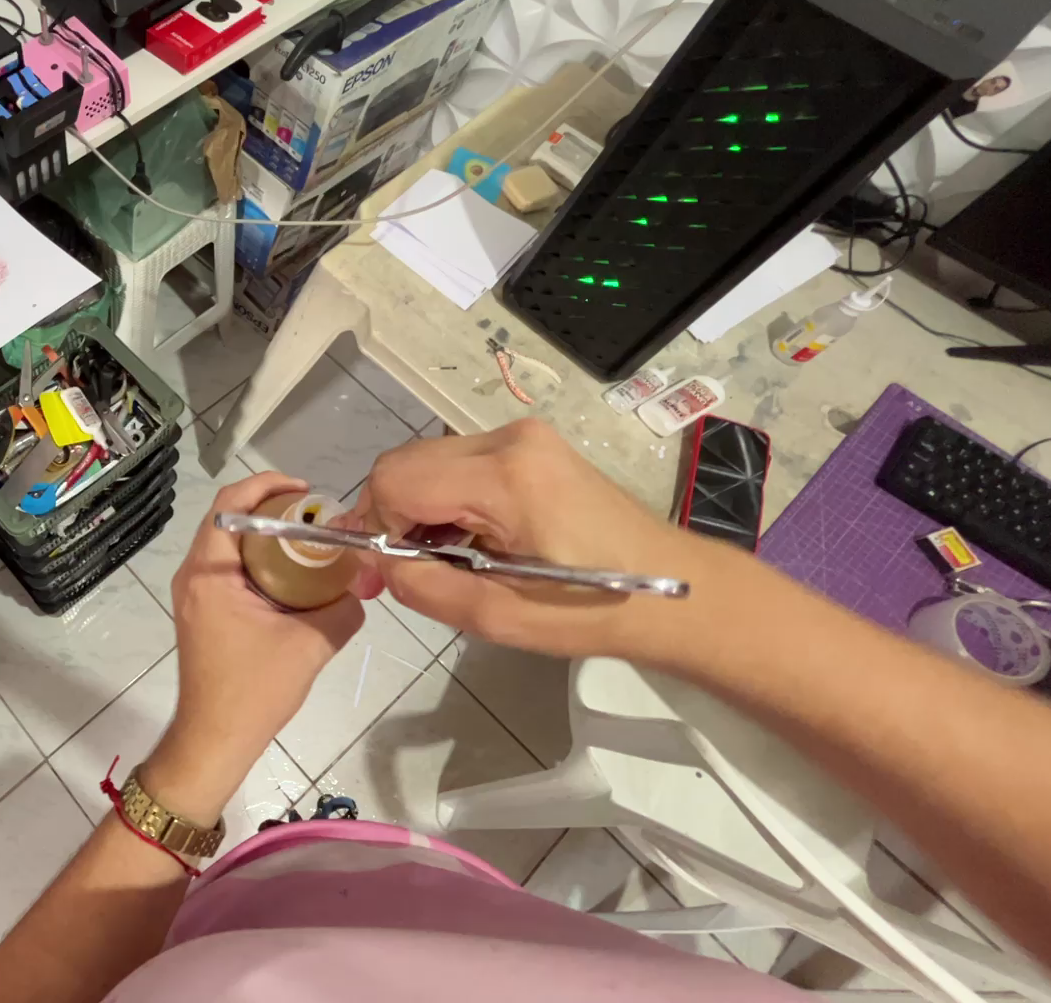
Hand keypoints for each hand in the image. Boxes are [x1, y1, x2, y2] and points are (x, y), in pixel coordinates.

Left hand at [145, 472, 364, 825]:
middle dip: (271, 509)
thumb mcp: (309, 645)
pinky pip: (227, 569)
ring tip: (307, 540)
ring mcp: (193, 594)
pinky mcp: (201, 611)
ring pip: (228, 545)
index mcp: (208, 573)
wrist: (214, 739)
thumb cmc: (253, 690)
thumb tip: (363, 588)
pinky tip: (290, 576)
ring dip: (264, 536)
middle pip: (228, 520)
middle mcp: (192, 575)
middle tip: (313, 514)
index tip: (305, 490)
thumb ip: (342, 611)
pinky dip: (257, 561)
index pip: (228, 505)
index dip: (266, 486)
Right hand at [347, 419, 717, 661]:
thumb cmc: (590, 611)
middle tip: (397, 568)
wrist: (675, 590)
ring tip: (434, 557)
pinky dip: (438, 498)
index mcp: (504, 477)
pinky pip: (451, 462)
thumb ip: (422, 585)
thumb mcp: (497, 617)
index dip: (374, 525)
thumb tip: (376, 561)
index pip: (395, 480)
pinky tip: (459, 536)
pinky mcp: (526, 443)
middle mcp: (506, 438)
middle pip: (402, 463)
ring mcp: (519, 434)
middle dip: (387, 515)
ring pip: (423, 461)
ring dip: (412, 508)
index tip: (382, 573)